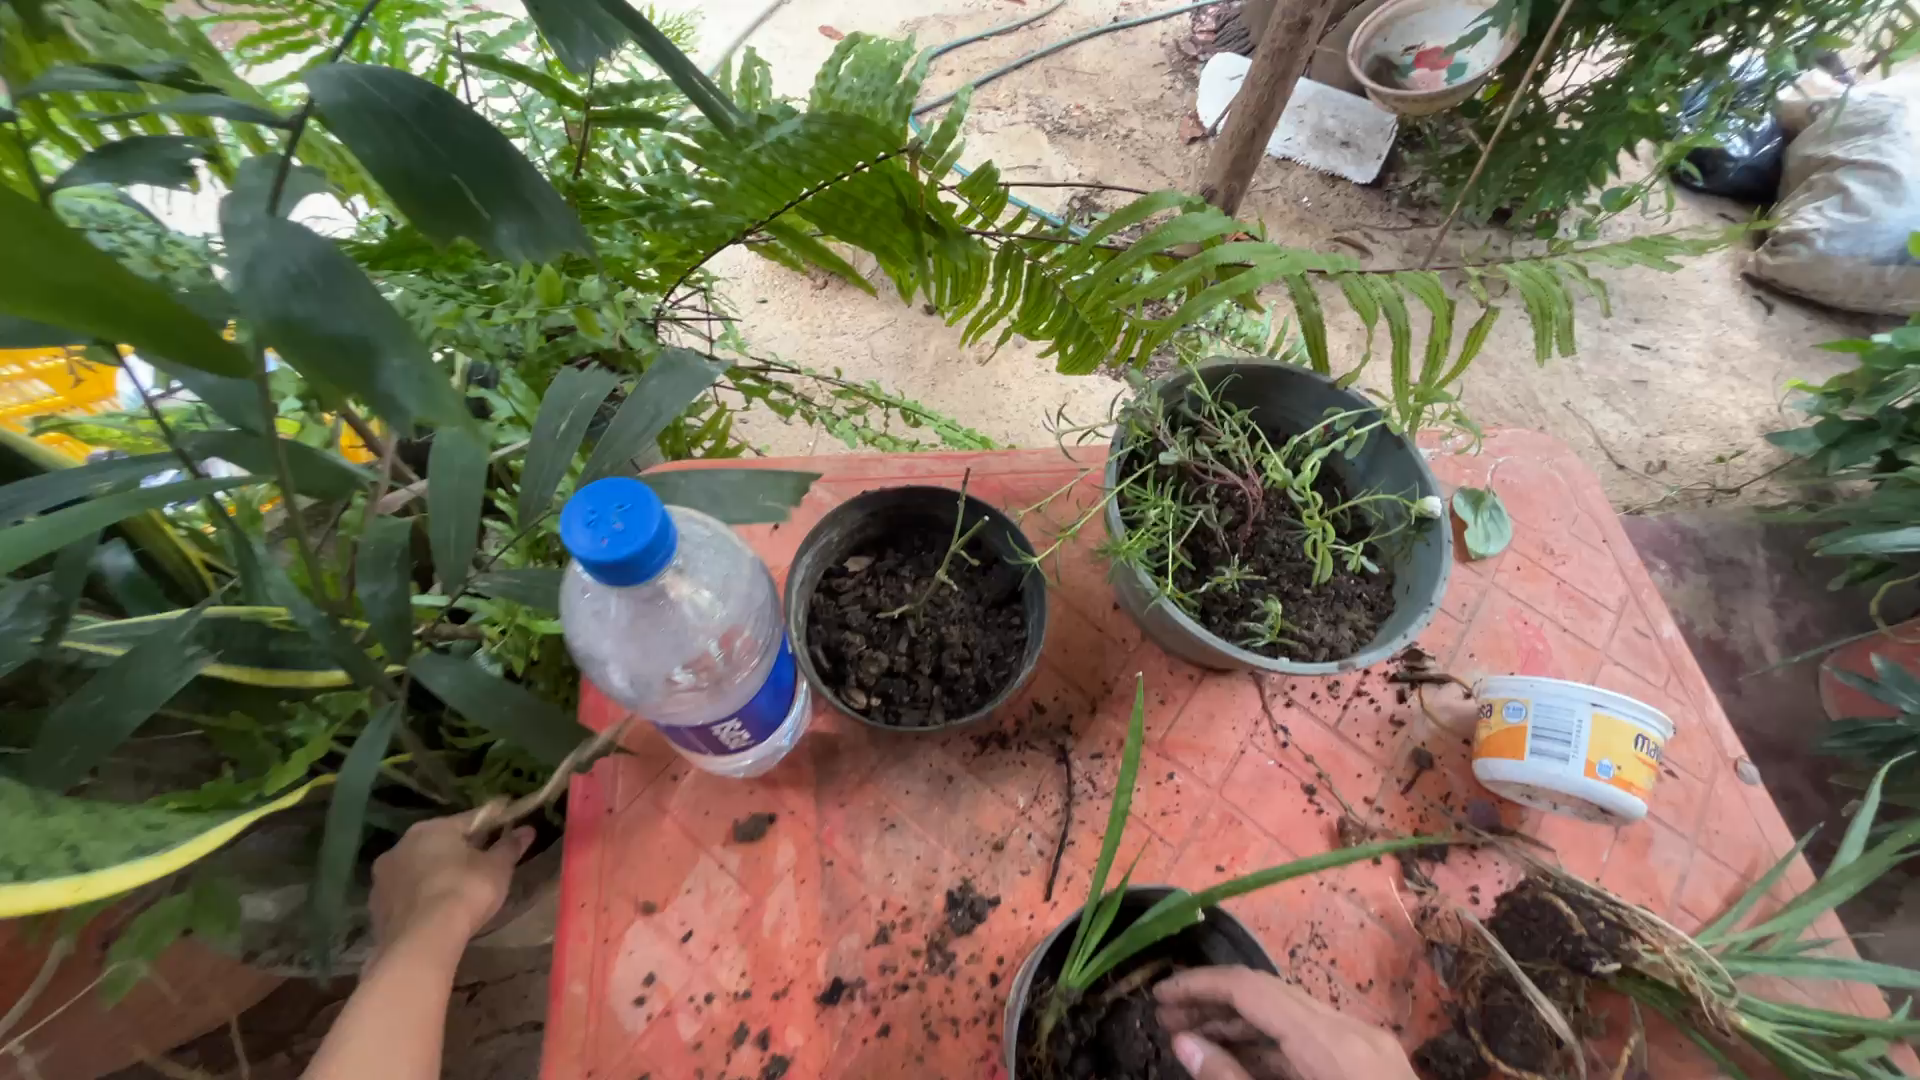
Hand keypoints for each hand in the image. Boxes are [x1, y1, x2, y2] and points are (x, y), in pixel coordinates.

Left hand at [369, 809, 532, 950]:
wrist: (421, 942)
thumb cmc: (464, 891)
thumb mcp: (498, 867)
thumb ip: (510, 845)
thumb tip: (528, 829)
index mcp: (431, 828)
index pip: (470, 818)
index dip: (494, 821)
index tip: (510, 822)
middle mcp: (400, 847)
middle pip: (440, 842)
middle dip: (462, 848)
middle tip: (486, 858)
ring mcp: (382, 880)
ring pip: (420, 868)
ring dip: (438, 872)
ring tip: (462, 886)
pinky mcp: (375, 910)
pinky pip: (407, 893)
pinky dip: (423, 895)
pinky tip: (440, 907)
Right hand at [1154, 966, 1416, 1079]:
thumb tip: (1182, 1041)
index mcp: (1334, 1044)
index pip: (1251, 988)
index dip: (1199, 986)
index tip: (1159, 997)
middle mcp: (1353, 1031)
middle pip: (1268, 994)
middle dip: (1213, 1003)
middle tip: (1165, 1019)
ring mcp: (1368, 1049)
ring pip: (1287, 1016)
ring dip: (1238, 1024)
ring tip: (1191, 1037)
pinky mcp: (1374, 1069)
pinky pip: (1309, 1042)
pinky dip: (1268, 1047)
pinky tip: (1235, 1061)